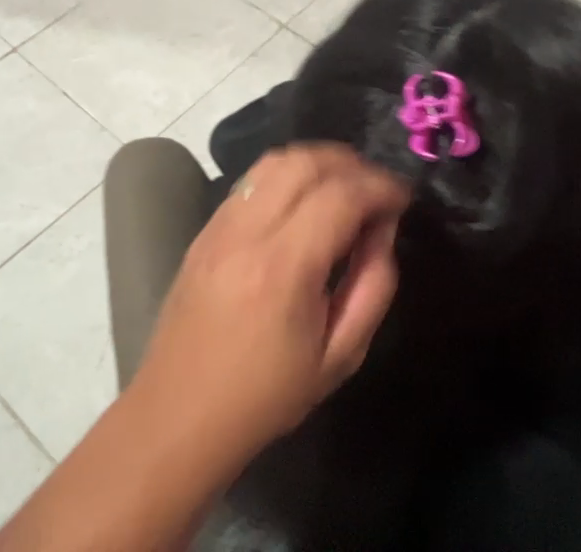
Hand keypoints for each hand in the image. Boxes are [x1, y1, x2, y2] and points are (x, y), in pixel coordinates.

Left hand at [125, 144, 408, 461]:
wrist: (177, 419)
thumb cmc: (265, 397)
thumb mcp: (341, 356)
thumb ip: (374, 286)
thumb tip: (383, 231)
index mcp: (283, 269)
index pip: (342, 195)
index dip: (381, 187)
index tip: (403, 200)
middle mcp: (246, 234)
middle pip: (305, 161)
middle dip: (352, 164)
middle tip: (377, 191)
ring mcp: (218, 228)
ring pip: (275, 161)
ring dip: (319, 162)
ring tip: (345, 189)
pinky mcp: (203, 233)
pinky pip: (252, 181)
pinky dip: (289, 176)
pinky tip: (305, 204)